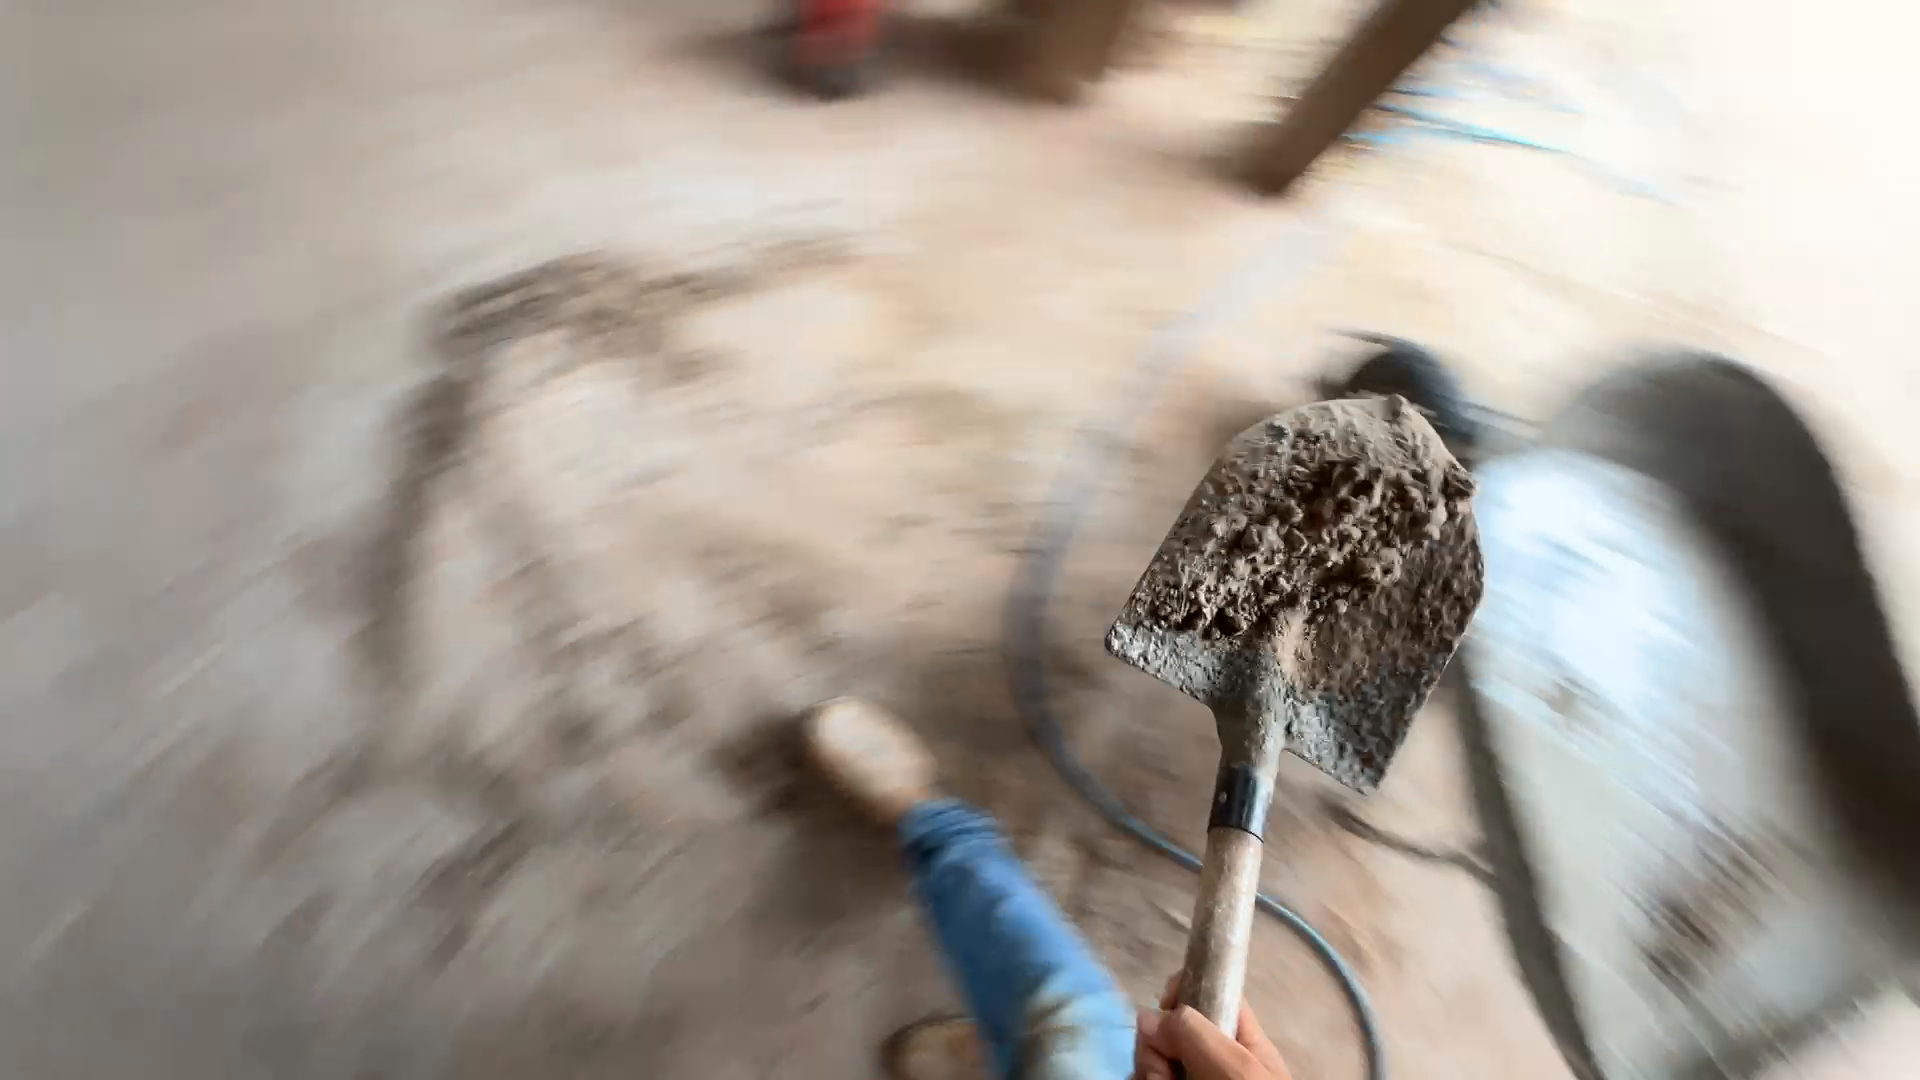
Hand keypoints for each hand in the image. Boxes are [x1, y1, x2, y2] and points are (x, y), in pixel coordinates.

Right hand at [1134, 976, 1291, 1079]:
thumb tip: (1147, 1016)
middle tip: (1166, 1077)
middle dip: (1156, 1048)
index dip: (1181, 992)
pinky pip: (1146, 1079)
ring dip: (1148, 1072)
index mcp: (1240, 1040)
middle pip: (1168, 1028)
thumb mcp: (1237, 1070)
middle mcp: (1212, 1059)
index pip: (1206, 991)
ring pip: (1152, 1058)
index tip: (1167, 1008)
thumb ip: (1193, 1033)